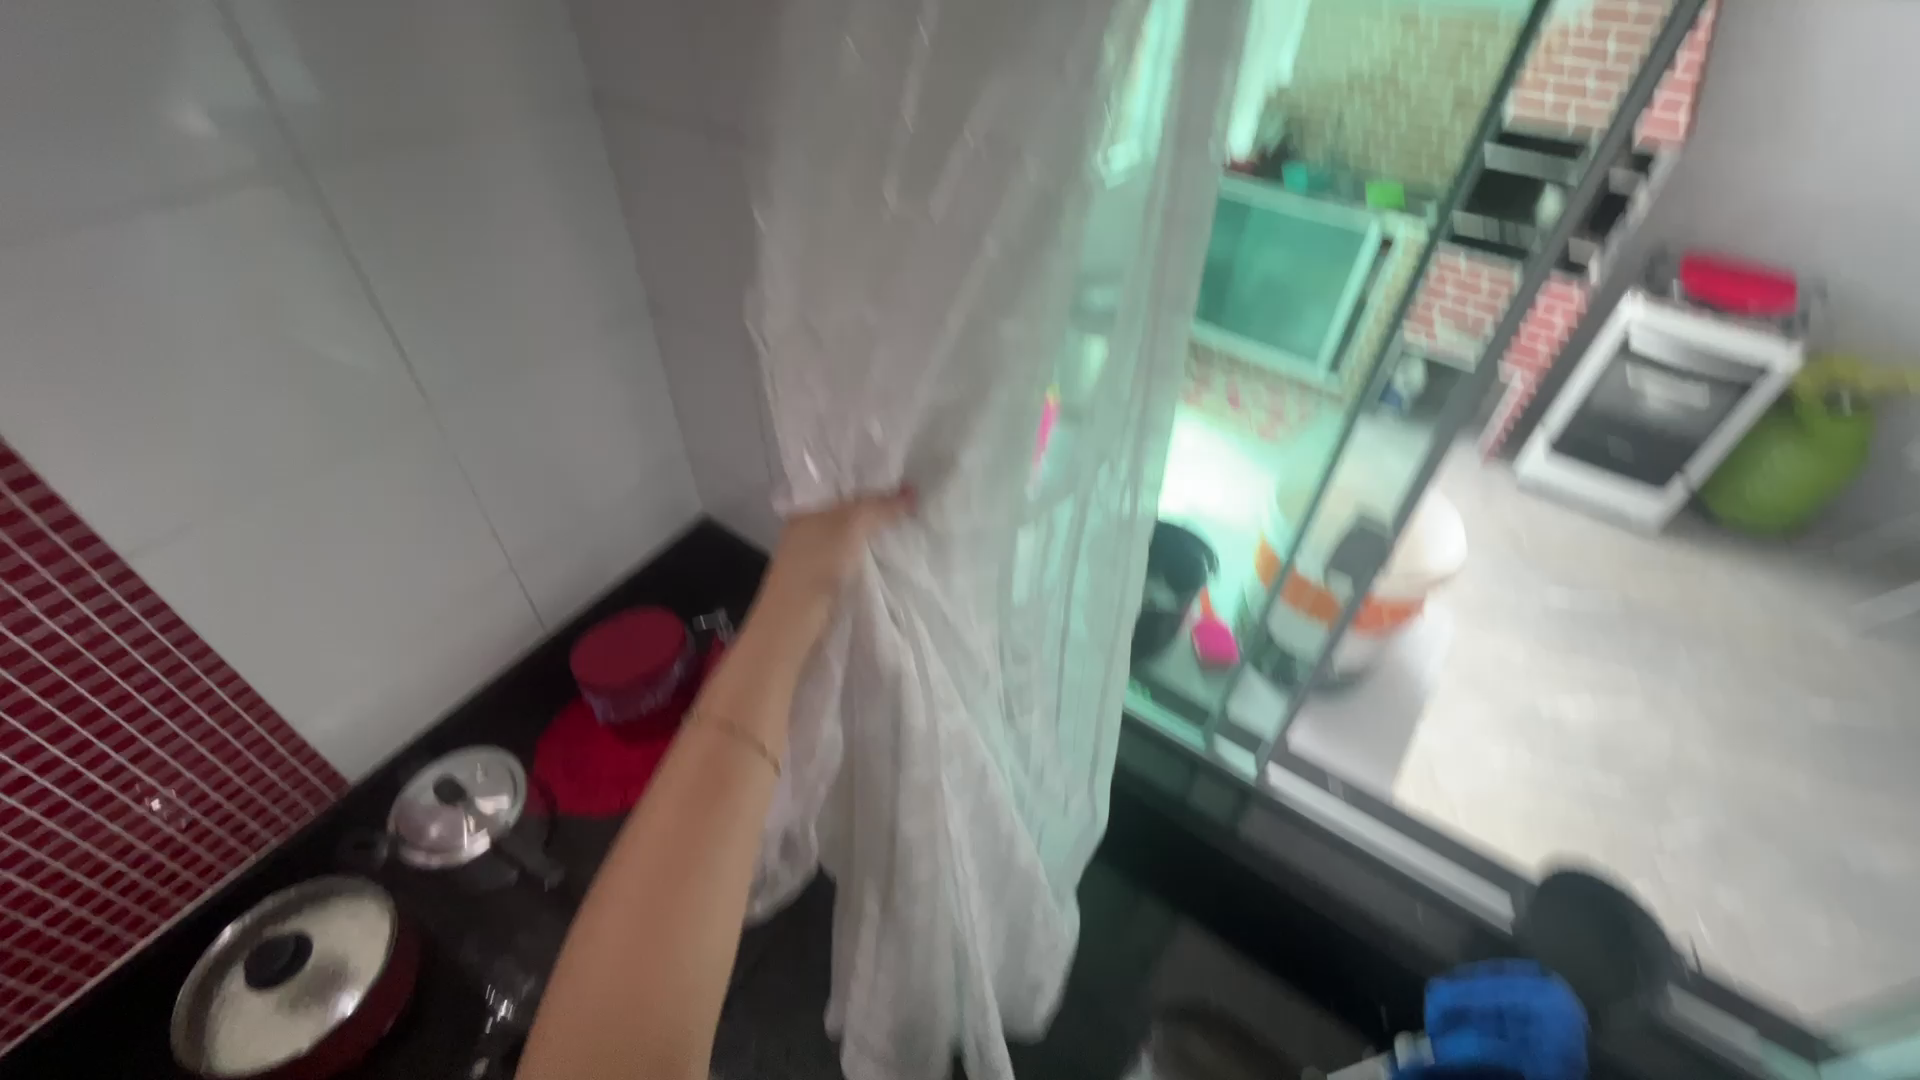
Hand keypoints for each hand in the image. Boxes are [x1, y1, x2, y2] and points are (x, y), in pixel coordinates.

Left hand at [751, 489, 913, 645]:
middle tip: (916, 504)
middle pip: (851, 513)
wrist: (795, 621)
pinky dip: (873, 557)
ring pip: (854, 538)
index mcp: (806, 509)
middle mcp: (808, 529)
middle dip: (879, 510)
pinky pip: (856, 561)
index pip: (843, 486)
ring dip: (878, 536)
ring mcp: (817, 558)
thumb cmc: (818, 563)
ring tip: (913, 528)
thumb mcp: (852, 524)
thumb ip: (881, 507)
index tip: (905, 482)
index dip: (872, 483)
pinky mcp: (827, 582)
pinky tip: (894, 557)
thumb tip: (912, 492)